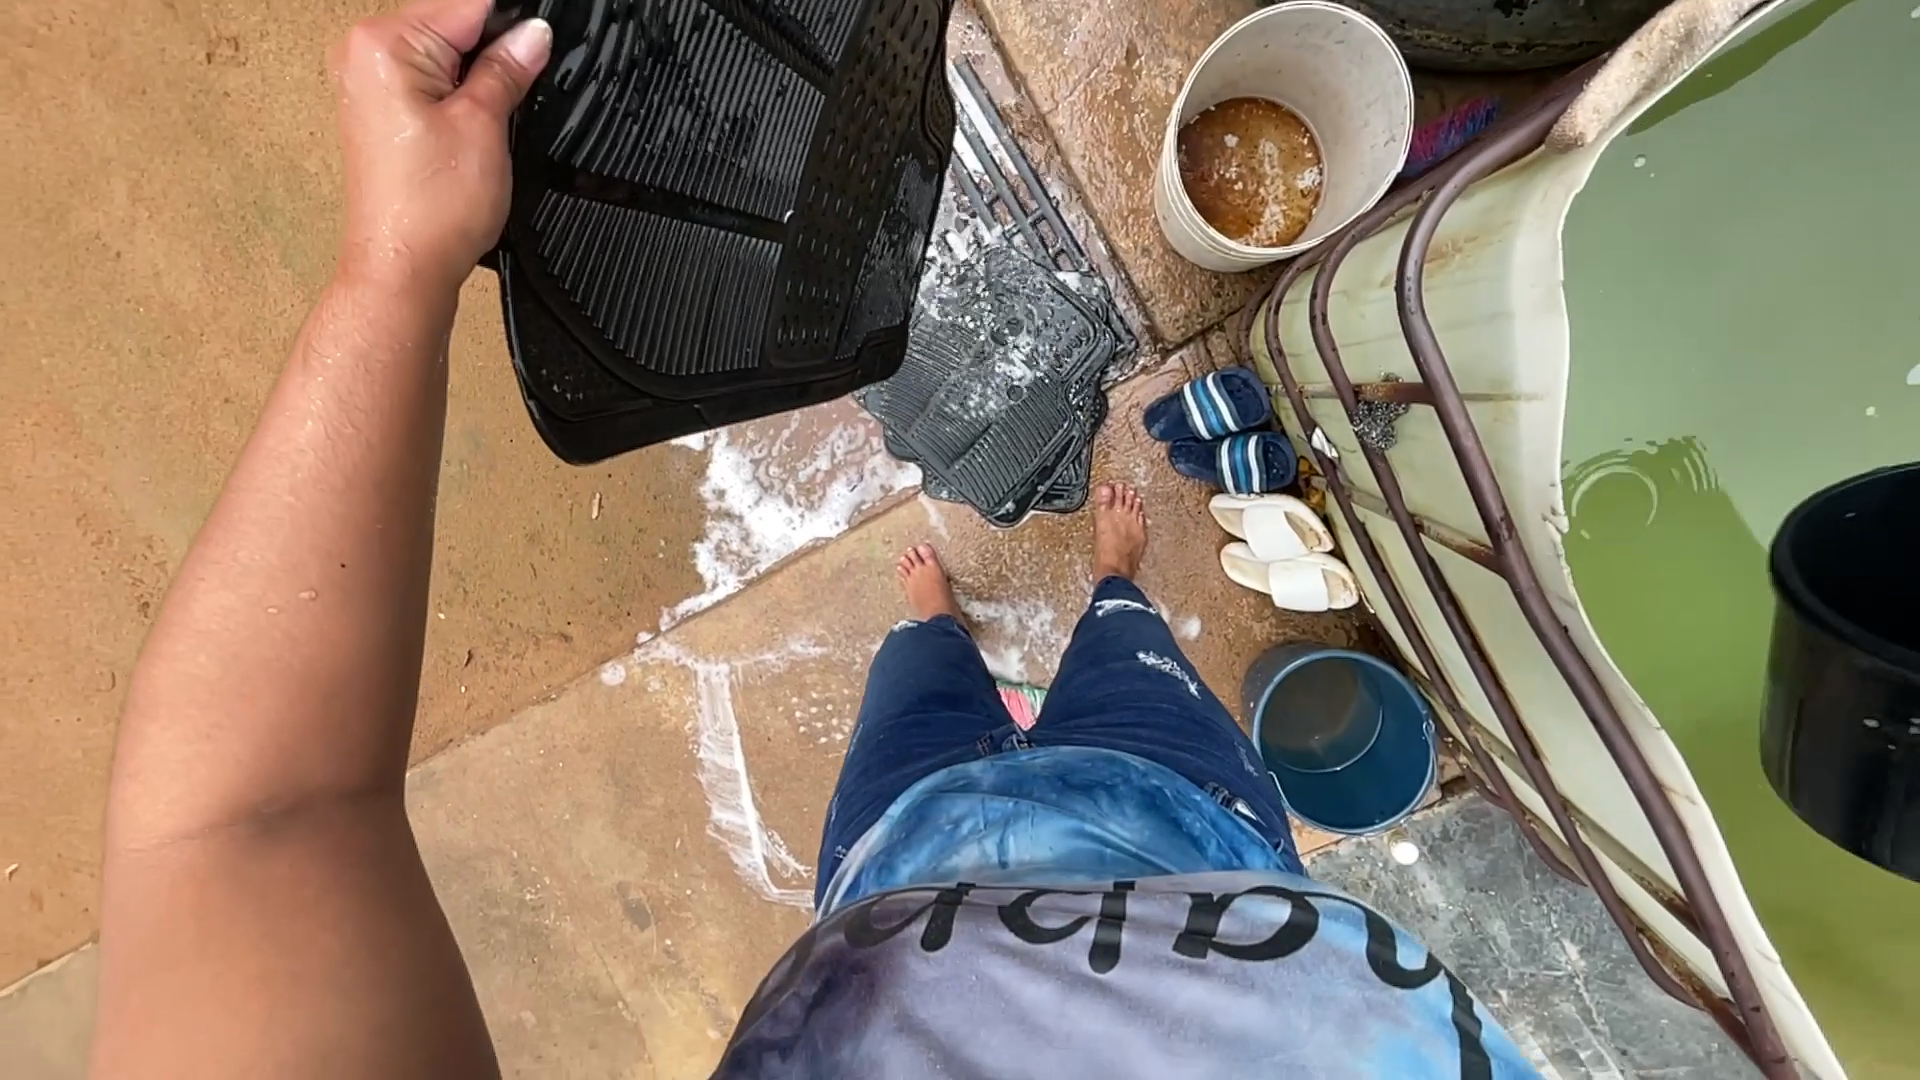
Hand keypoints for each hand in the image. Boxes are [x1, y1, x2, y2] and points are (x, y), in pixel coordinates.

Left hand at [330, 0, 551, 295]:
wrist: (406, 262)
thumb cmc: (434, 206)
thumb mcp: (486, 128)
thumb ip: (508, 73)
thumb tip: (534, 35)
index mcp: (384, 43)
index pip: (463, 6)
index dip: (513, 25)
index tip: (546, 40)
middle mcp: (363, 53)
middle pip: (448, 25)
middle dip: (495, 50)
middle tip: (528, 89)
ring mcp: (367, 83)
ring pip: (440, 55)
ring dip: (478, 76)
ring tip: (503, 116)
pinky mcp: (379, 112)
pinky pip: (427, 83)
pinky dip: (459, 96)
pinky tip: (479, 125)